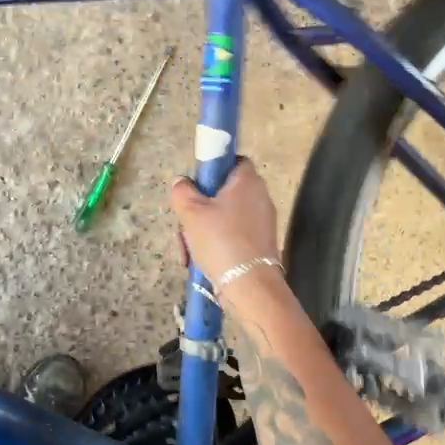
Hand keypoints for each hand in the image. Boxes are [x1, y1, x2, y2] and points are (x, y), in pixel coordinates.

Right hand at [169, 159, 285, 306]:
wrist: (250, 284)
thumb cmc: (221, 240)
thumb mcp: (191, 213)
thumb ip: (182, 192)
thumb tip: (181, 182)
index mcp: (247, 181)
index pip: (234, 160)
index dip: (214, 168)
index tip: (197, 185)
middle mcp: (260, 196)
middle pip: (225, 192)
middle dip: (202, 207)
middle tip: (187, 222)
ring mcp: (263, 222)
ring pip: (226, 216)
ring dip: (205, 229)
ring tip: (191, 249)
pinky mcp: (261, 243)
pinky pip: (234, 235)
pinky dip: (218, 244)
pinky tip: (203, 260)